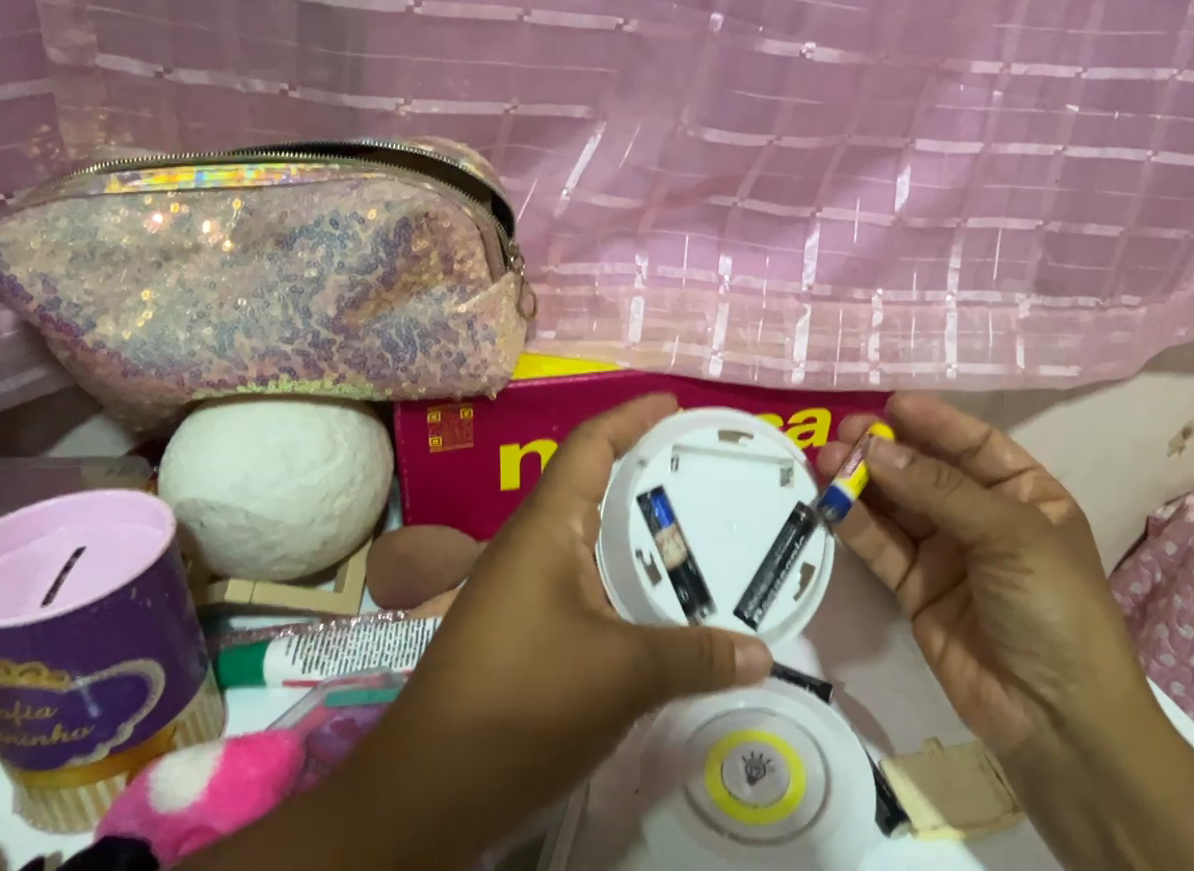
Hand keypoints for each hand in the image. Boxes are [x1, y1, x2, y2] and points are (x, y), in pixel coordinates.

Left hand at [363, 393, 773, 865]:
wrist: (430, 788)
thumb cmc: (524, 702)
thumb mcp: (622, 675)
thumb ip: (694, 657)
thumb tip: (763, 655)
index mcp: (545, 530)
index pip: (589, 446)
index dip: (631, 416)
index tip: (676, 405)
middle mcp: (530, 547)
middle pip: (591, 485)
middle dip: (644, 471)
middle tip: (704, 470)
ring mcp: (522, 590)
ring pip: (588, 538)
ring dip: (635, 530)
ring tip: (695, 530)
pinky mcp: (524, 630)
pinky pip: (584, 581)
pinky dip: (624, 577)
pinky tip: (658, 603)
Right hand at [824, 395, 1193, 869]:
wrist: (1056, 718)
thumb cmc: (1055, 608)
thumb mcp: (1011, 535)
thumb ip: (940, 490)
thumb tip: (876, 449)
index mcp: (1025, 496)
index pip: (974, 446)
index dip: (934, 422)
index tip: (889, 403)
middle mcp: (984, 520)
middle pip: (927, 473)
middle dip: (887, 450)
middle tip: (842, 431)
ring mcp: (948, 557)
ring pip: (897, 508)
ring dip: (862, 483)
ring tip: (824, 458)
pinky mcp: (916, 592)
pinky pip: (883, 549)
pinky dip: (856, 525)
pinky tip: (830, 502)